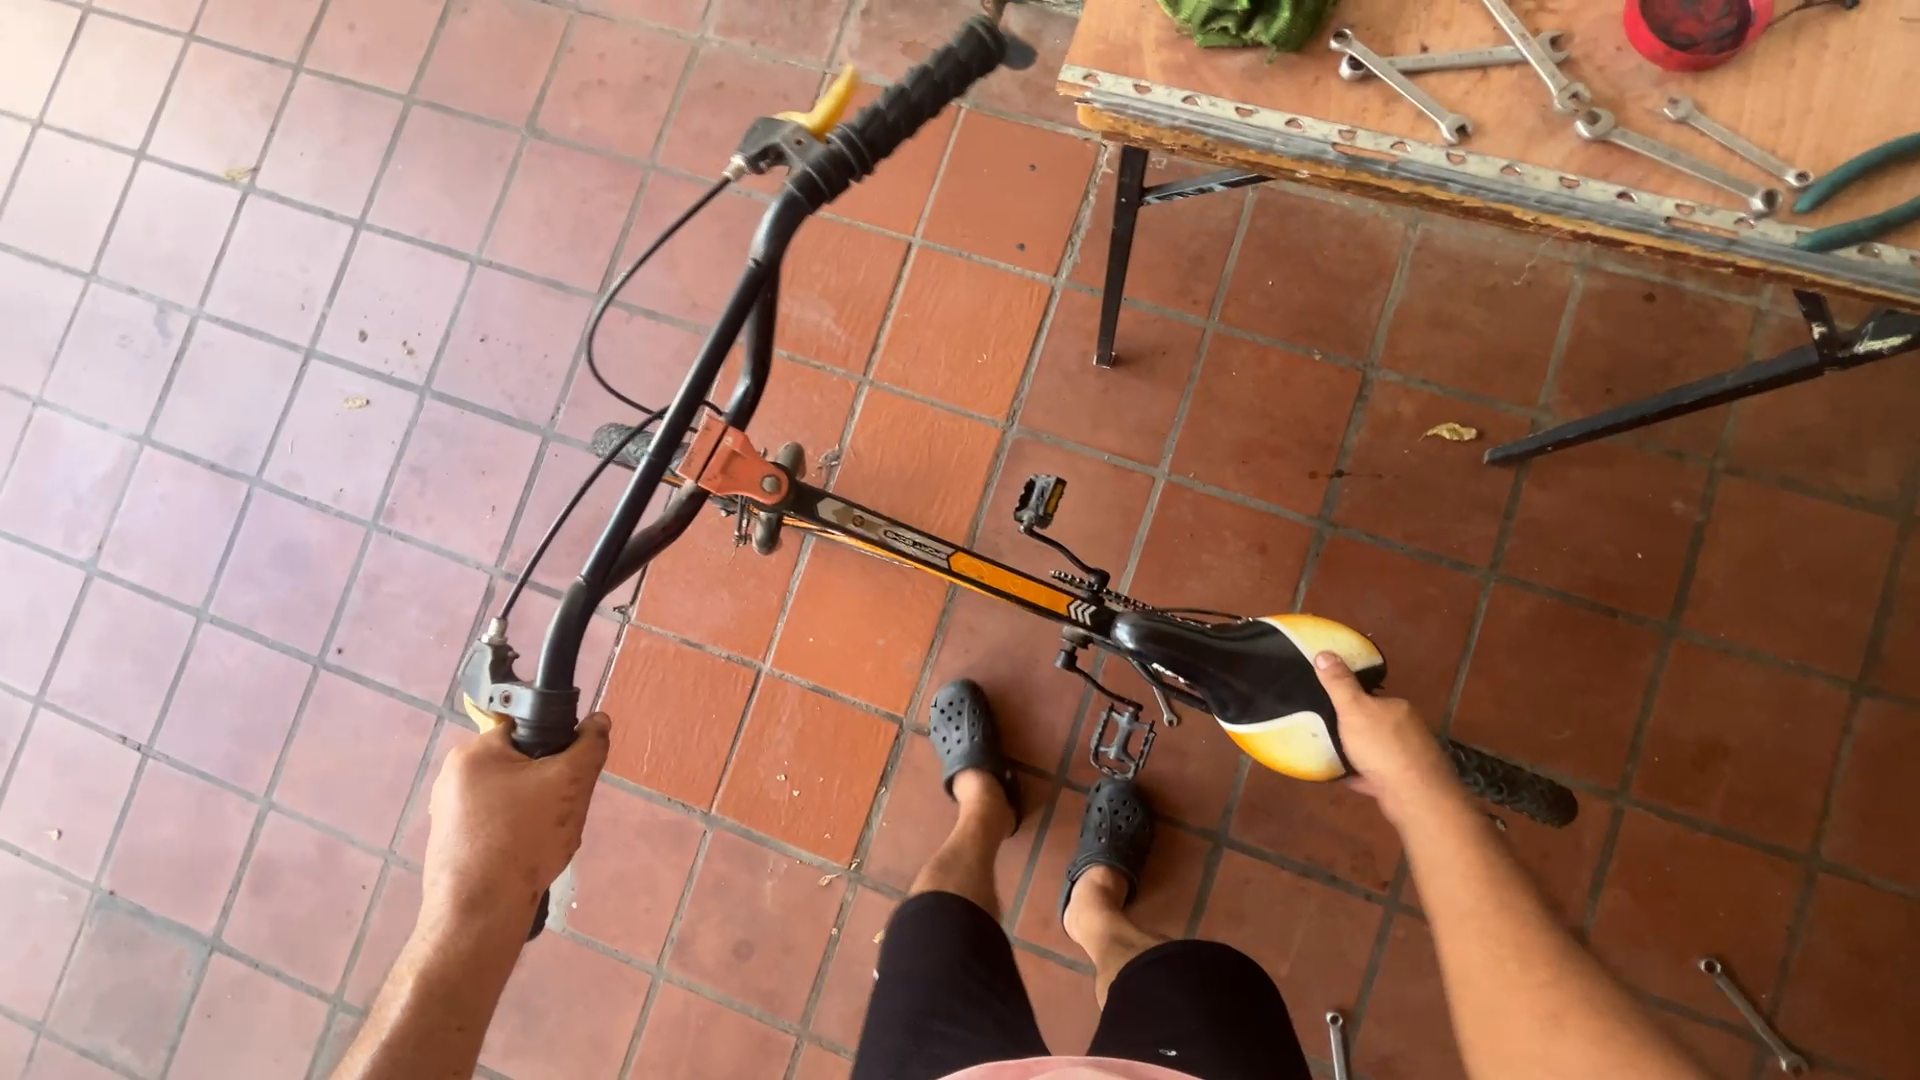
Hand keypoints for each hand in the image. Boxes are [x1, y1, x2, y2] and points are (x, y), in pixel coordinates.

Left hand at [421, 714, 610, 936]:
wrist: (479, 913)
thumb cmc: (523, 837)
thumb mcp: (571, 783)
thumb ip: (590, 745)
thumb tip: (598, 720)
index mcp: (475, 752)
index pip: (529, 728)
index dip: (559, 747)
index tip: (571, 774)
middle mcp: (454, 776)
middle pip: (523, 764)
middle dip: (551, 785)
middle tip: (563, 809)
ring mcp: (448, 812)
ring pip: (515, 795)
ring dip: (538, 810)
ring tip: (547, 837)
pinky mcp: (452, 841)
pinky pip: (499, 822)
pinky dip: (519, 832)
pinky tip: (529, 854)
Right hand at [1313, 653, 1458, 816]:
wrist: (1414, 796)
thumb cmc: (1382, 748)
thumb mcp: (1354, 709)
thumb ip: (1339, 683)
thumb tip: (1324, 652)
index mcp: (1398, 708)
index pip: (1373, 698)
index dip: (1352, 701)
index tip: (1331, 707)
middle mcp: (1409, 730)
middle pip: (1376, 723)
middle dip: (1355, 727)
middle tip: (1327, 729)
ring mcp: (1410, 757)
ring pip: (1379, 750)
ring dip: (1359, 752)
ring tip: (1333, 752)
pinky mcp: (1407, 782)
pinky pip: (1378, 774)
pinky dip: (1363, 774)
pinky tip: (1346, 777)